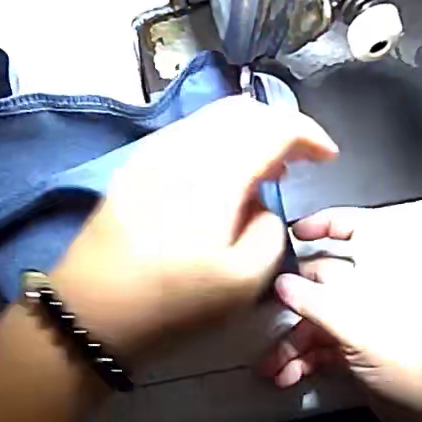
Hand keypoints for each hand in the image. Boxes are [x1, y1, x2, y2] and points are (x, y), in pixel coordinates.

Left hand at [50, 96, 336, 355]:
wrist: (94, 309)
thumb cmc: (174, 301)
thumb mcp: (243, 281)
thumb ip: (269, 232)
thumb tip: (261, 207)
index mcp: (218, 171)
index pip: (274, 126)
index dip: (309, 135)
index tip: (327, 158)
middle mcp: (185, 147)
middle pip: (243, 112)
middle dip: (279, 129)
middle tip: (296, 164)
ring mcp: (153, 152)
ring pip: (212, 120)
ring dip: (246, 135)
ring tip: (262, 172)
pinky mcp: (134, 167)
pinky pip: (186, 135)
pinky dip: (216, 144)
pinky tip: (220, 177)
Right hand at [258, 208, 421, 421]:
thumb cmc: (409, 359)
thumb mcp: (360, 327)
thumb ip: (317, 303)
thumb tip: (280, 283)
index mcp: (381, 272)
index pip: (356, 230)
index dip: (326, 224)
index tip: (291, 234)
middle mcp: (370, 294)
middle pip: (321, 284)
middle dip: (289, 304)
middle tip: (259, 320)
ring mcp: (363, 327)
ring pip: (316, 324)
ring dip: (291, 344)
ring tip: (270, 369)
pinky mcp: (357, 358)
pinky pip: (321, 352)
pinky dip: (302, 363)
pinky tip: (286, 377)